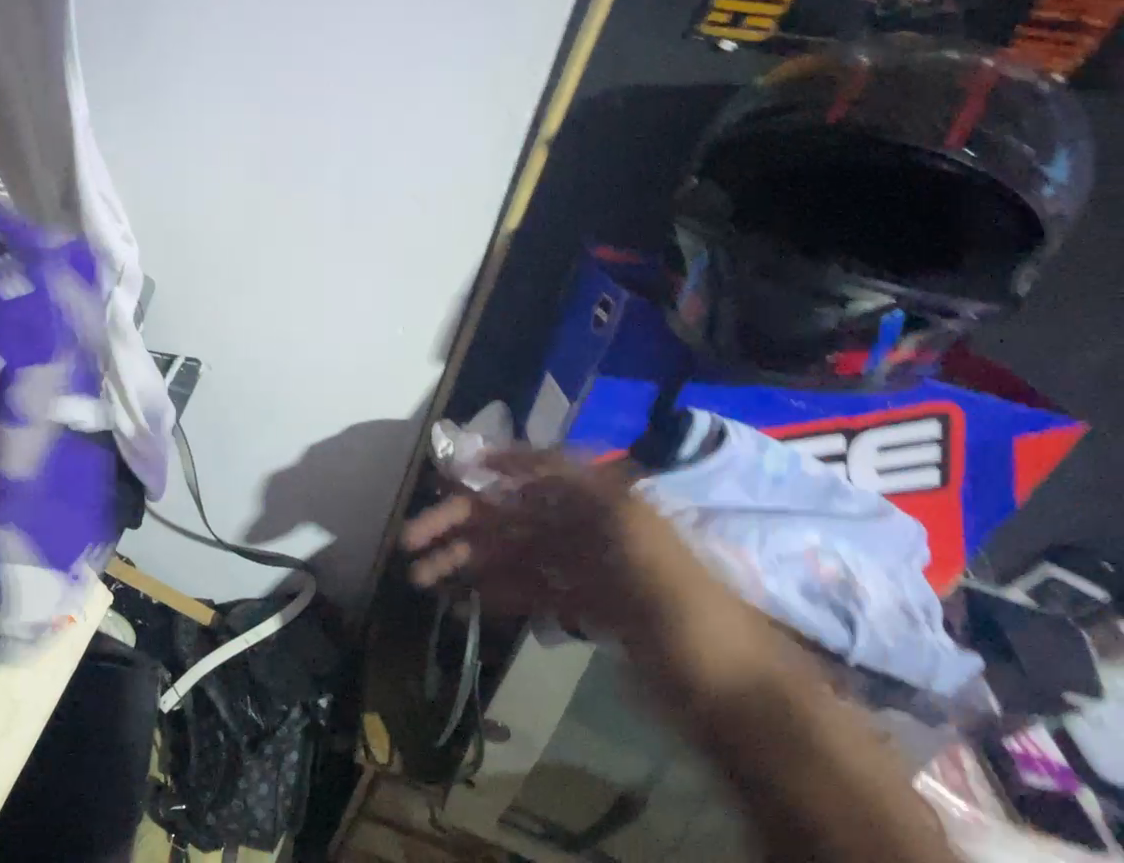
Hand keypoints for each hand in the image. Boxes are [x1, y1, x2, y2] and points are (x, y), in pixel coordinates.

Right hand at [400, 446, 695, 637]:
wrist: (728, 682)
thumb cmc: (674, 593)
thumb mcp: (625, 521)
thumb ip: (563, 480)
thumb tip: (499, 455)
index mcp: (599, 498)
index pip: (527, 472)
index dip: (483, 472)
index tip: (437, 482)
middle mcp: (588, 525)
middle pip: (511, 516)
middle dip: (459, 528)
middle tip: (410, 548)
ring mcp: (586, 569)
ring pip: (513, 555)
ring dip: (467, 564)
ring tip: (423, 582)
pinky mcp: (587, 608)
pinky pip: (531, 591)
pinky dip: (496, 594)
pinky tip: (462, 603)